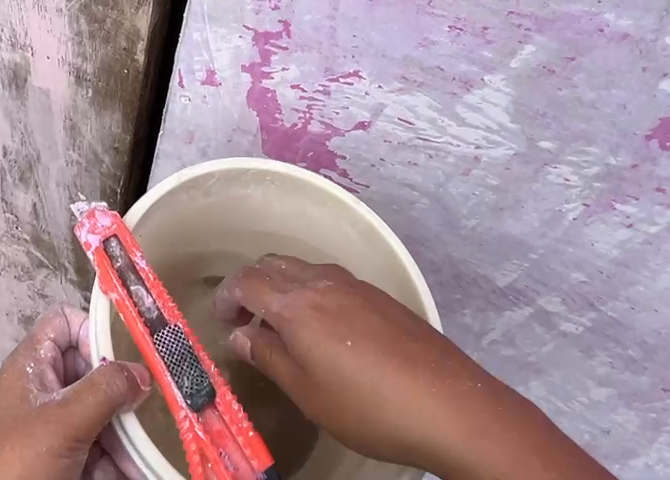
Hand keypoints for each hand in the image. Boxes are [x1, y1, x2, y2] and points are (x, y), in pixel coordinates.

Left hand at [0, 307, 154, 479]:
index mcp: (33, 366)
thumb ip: (104, 389)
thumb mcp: (62, 421)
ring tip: (155, 443)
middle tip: (156, 401)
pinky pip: (103, 451)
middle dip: (125, 388)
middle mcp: (46, 391)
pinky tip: (144, 468)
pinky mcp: (68, 465)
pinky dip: (123, 459)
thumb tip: (141, 370)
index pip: (65, 324)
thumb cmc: (19, 466)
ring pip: (103, 414)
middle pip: (93, 371)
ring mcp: (57, 431)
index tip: (124, 356)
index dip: (93, 331)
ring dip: (130, 429)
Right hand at [215, 256, 612, 479]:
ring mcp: (352, 283)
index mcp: (296, 302)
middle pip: (271, 264)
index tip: (221, 319)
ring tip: (279, 323)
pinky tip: (320, 326)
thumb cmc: (367, 406)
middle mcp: (320, 280)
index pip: (247, 280)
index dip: (227, 295)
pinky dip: (307, 290)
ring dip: (279, 284)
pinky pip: (327, 278)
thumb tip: (241, 333)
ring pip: (300, 267)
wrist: (448, 403)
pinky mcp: (377, 295)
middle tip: (243, 318)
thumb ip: (268, 356)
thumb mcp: (306, 391)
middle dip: (250, 283)